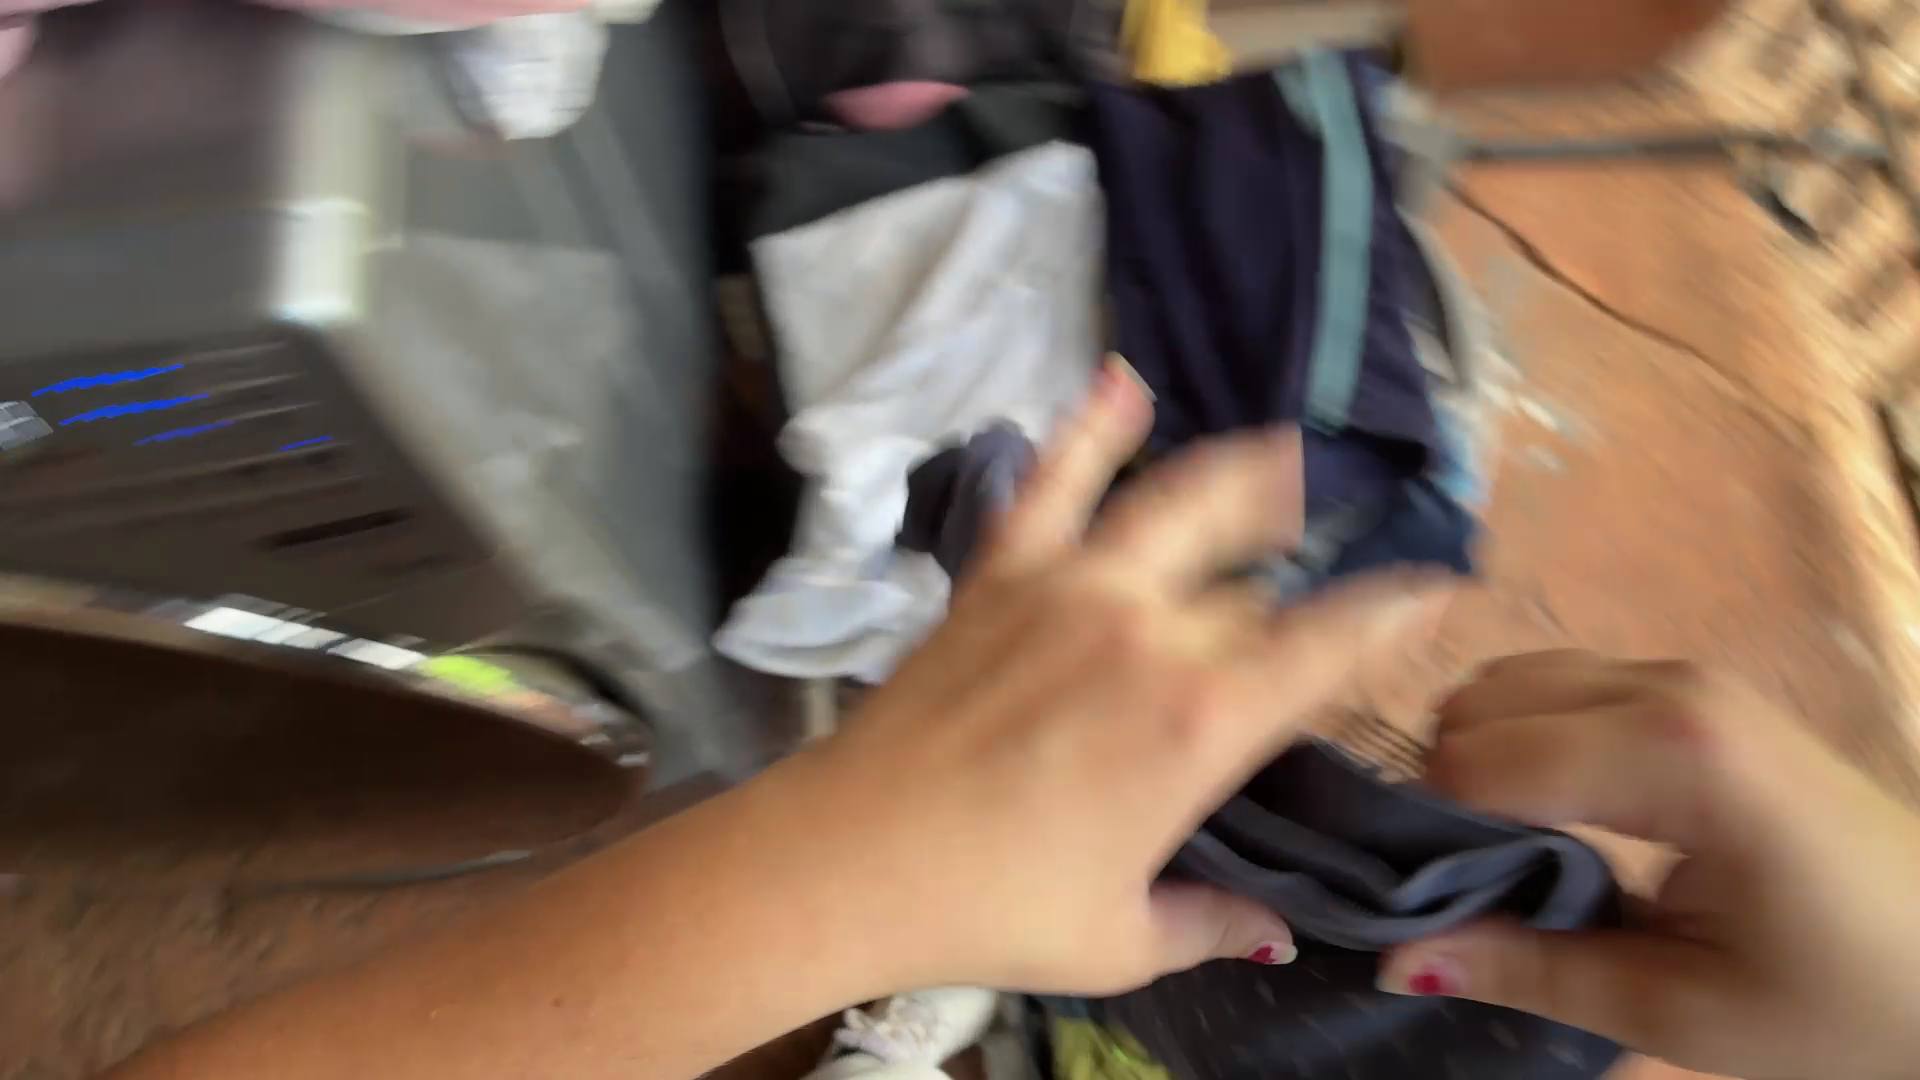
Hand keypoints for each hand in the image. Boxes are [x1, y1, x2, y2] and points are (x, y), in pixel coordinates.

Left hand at [774, 361, 1442, 995]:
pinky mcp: (1000, 573)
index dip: (1392, 613)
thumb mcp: (1120, 938)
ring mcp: (1067, 587)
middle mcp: (1144, 634)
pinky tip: (1122, 380)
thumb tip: (1276, 924)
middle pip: (1245, 586)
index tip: (1433, 586)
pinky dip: (1088, 428)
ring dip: (1239, 475)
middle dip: (1293, 580)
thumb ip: (1212, 920)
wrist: (854, 855)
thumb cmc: (990, 905)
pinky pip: (1050, 484)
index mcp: (1195, 725)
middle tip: (1322, 559)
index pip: (1325, 648)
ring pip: (1175, 503)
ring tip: (1282, 454)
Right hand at [1378, 651, 1919, 1079]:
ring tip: (1513, 831)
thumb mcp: (1689, 1012)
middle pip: (1472, 710)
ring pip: (1496, 684)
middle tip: (1482, 869)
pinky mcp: (1676, 680)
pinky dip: (1513, 727)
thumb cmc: (1864, 1009)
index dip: (1438, 827)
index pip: (1474, 761)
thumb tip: (1388, 958)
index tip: (1452, 890)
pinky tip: (1553, 790)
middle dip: (1449, 786)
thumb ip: (1525, 970)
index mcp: (1673, 754)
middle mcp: (1661, 684)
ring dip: (1476, 752)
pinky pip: (1540, 680)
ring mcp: (1670, 672)